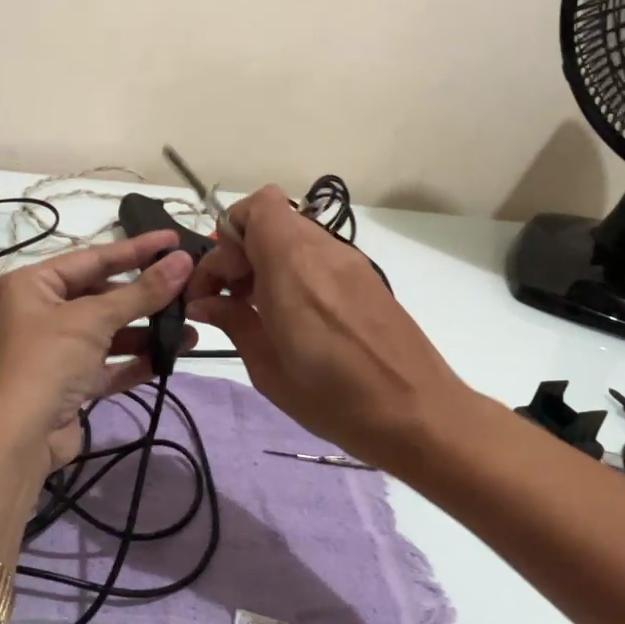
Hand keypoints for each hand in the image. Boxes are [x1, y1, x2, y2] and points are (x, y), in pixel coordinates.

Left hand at [0, 230, 195, 480]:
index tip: (173, 239)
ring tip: (190, 331)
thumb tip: (183, 261)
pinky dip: (134, 361)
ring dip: (146, 332)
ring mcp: (53, 351)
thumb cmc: (47, 361)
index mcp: (31, 285)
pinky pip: (106, 365)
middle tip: (188, 290)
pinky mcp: (67, 384)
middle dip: (144, 297)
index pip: (92, 258)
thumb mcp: (94, 320)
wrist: (17, 438)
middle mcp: (38, 313)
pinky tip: (169, 359)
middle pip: (101, 296)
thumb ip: (141, 292)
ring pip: (107, 332)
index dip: (135, 249)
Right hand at [185, 186, 464, 461]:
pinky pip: (317, 255)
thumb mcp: (269, 369)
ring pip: (293, 235)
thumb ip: (234, 323)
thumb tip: (204, 303)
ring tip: (257, 310)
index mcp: (292, 268)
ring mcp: (349, 262)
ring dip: (266, 260)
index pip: (255, 208)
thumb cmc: (336, 400)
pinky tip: (291, 316)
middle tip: (228, 299)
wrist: (420, 415)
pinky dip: (293, 270)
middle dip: (240, 250)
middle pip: (271, 218)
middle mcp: (322, 251)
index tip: (217, 285)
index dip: (227, 236)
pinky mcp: (366, 277)